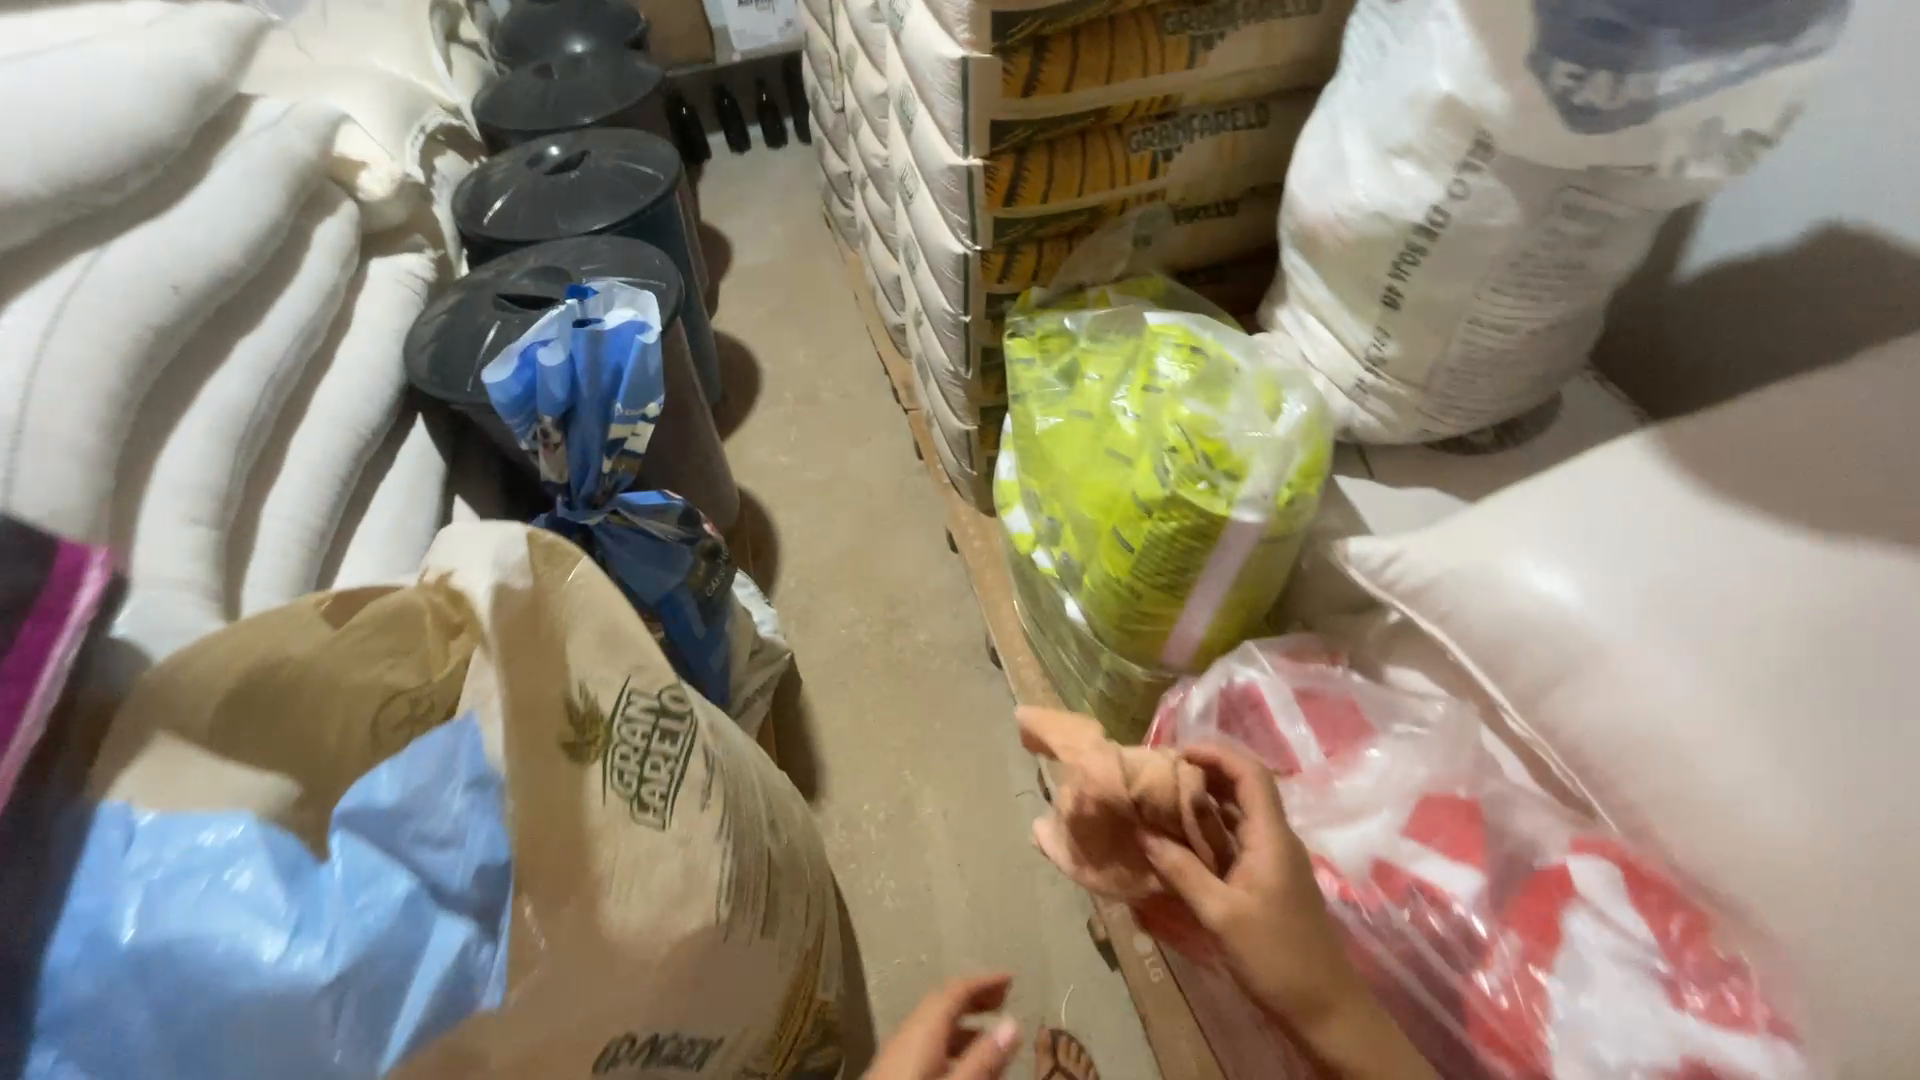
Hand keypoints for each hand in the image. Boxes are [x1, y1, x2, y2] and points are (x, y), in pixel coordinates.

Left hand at [863, 975, 1022, 1079]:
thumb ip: (983, 1060)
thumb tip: (1012, 1024)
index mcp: (922, 1031)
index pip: (955, 991)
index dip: (984, 982)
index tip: (1011, 979)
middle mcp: (906, 1035)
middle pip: (942, 1004)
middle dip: (974, 998)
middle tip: (1005, 1000)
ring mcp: (895, 1057)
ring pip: (933, 1028)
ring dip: (963, 1025)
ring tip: (991, 1036)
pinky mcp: (891, 1076)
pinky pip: (926, 1047)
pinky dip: (950, 1045)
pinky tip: (962, 1068)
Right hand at [1134, 743, 1365, 1026]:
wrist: (1326, 1012)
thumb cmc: (1276, 958)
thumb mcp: (1221, 915)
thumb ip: (1180, 870)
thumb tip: (1141, 832)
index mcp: (1271, 837)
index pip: (1249, 773)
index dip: (1215, 753)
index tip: (1175, 754)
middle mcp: (1274, 839)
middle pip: (1242, 787)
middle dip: (1202, 774)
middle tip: (1158, 775)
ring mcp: (1272, 860)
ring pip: (1236, 815)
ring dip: (1201, 803)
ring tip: (1160, 801)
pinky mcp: (1265, 880)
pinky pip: (1234, 841)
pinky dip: (1206, 833)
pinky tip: (1177, 841)